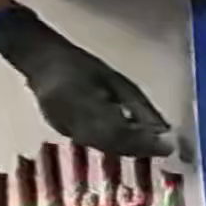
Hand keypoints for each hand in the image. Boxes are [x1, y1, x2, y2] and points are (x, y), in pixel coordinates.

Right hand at [0, 5, 171, 156]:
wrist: (37, 56)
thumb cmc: (81, 64)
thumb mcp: (117, 80)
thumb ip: (140, 108)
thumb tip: (164, 132)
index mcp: (80, 96)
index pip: (119, 128)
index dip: (145, 140)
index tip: (168, 145)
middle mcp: (68, 115)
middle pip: (112, 142)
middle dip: (141, 147)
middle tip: (163, 148)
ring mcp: (62, 126)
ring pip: (104, 147)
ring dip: (130, 149)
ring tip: (151, 146)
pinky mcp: (62, 131)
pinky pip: (95, 144)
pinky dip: (116, 146)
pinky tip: (130, 144)